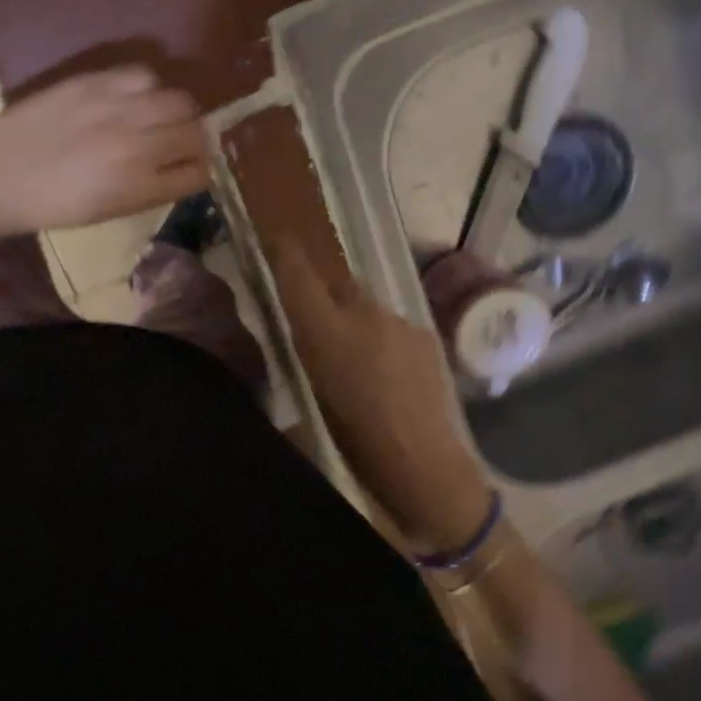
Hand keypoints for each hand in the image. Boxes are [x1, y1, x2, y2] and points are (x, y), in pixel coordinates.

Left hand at [0, 66, 209, 245]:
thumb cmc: (49, 205)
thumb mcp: (106, 211)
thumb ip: (149, 189)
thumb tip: (179, 170)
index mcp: (138, 186)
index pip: (198, 172)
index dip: (197, 171)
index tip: (188, 170)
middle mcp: (136, 145)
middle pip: (196, 132)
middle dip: (194, 140)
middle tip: (177, 143)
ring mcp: (117, 109)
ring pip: (179, 101)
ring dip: (176, 112)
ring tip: (157, 118)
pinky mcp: (95, 82)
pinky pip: (144, 75)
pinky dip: (147, 88)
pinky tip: (131, 99)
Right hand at [271, 239, 491, 548]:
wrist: (424, 466)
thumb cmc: (354, 445)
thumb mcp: (310, 402)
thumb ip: (302, 359)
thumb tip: (296, 340)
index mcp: (324, 333)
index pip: (298, 274)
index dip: (284, 250)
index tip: (274, 234)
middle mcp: (362, 315)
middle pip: (335, 285)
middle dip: (323, 296)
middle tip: (316, 326)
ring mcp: (399, 323)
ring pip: (366, 308)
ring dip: (356, 323)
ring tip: (356, 361)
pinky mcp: (426, 336)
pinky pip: (393, 327)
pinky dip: (383, 340)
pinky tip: (387, 375)